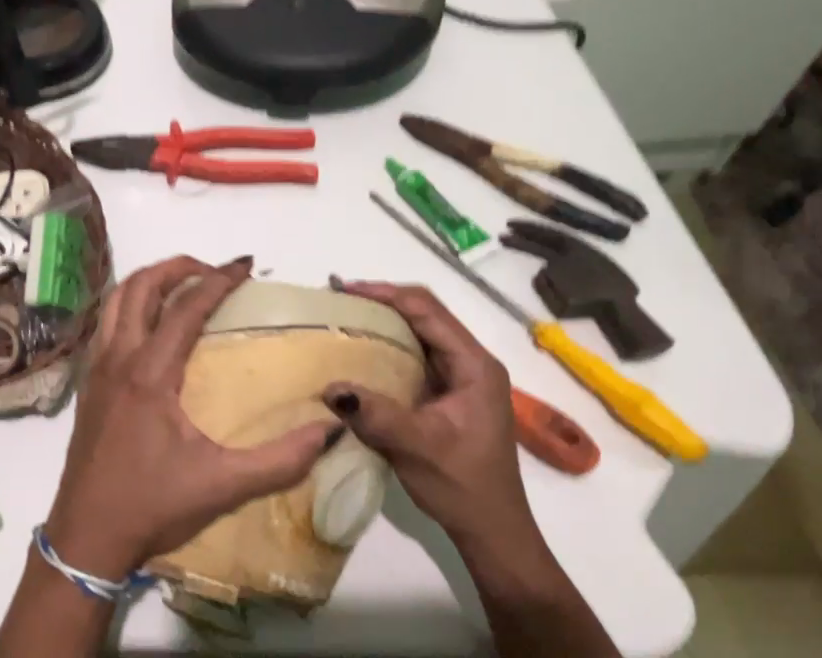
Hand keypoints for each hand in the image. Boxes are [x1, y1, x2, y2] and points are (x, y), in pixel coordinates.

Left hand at [43, 256, 341, 580]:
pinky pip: (106, 324)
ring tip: (182, 285)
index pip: (186, 307)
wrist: (86, 535)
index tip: (246, 265)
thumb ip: (281, 459)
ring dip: (149, 282)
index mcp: (150, 373)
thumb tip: (331, 429)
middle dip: (177, 267)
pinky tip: (150, 326)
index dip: (219, 280)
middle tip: (213, 270)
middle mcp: (119, 359)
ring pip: (116, 301)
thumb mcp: (223, 486)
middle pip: (140, 287)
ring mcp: (97, 369)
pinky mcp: (88, 385)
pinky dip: (129, 306)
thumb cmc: (152, 506)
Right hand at [322, 281, 538, 553]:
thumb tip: (329, 387)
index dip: (387, 294)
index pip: (428, 311)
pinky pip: (415, 355)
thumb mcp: (417, 448)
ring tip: (344, 317)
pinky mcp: (448, 393)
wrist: (492, 531)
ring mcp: (461, 378)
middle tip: (339, 299)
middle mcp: (472, 363)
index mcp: (475, 365)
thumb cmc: (462, 485)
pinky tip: (360, 352)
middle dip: (383, 301)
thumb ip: (376, 415)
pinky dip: (388, 346)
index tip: (346, 290)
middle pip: (425, 314)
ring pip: (420, 333)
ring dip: (384, 322)